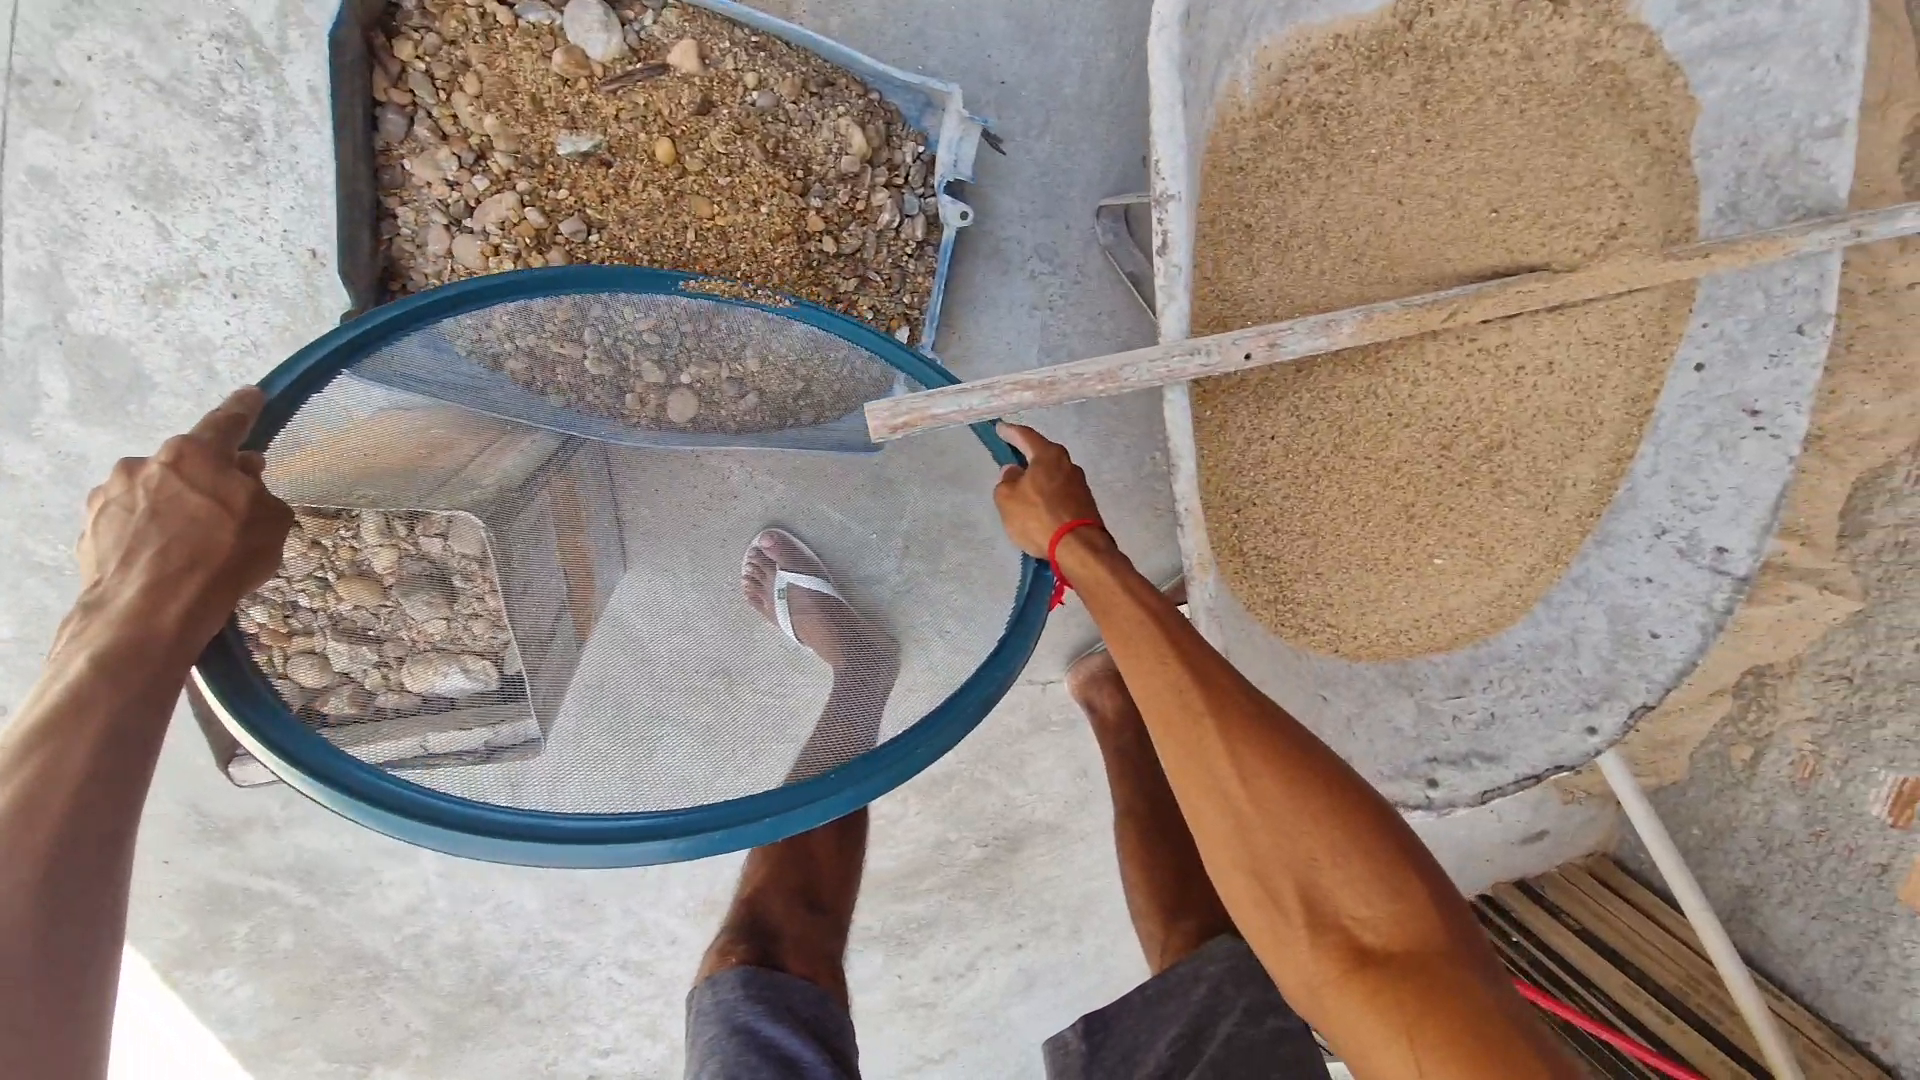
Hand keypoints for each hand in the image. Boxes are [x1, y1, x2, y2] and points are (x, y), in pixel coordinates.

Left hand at [76, 387, 292, 648]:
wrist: (149, 609)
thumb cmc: (225, 557)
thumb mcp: (272, 521)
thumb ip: (260, 490)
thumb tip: (243, 475)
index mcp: (193, 454)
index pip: (227, 421)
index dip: (245, 408)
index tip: (253, 393)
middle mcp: (144, 463)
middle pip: (188, 463)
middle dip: (210, 478)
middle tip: (232, 509)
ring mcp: (108, 493)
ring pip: (157, 491)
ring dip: (177, 505)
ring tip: (197, 543)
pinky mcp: (88, 525)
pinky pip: (132, 518)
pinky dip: (152, 528)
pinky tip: (168, 556)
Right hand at [991, 423, 1106, 557]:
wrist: (1079, 547)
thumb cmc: (1038, 517)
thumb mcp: (1008, 499)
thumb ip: (1006, 481)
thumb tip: (1013, 472)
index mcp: (1049, 455)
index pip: (1026, 436)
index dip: (1011, 432)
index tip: (1001, 428)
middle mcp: (1068, 464)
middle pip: (1044, 455)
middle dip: (1028, 456)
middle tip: (1013, 457)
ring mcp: (1080, 485)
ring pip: (1053, 475)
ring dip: (1039, 479)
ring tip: (1025, 489)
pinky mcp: (1086, 504)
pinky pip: (1061, 493)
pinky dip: (1049, 496)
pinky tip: (1041, 507)